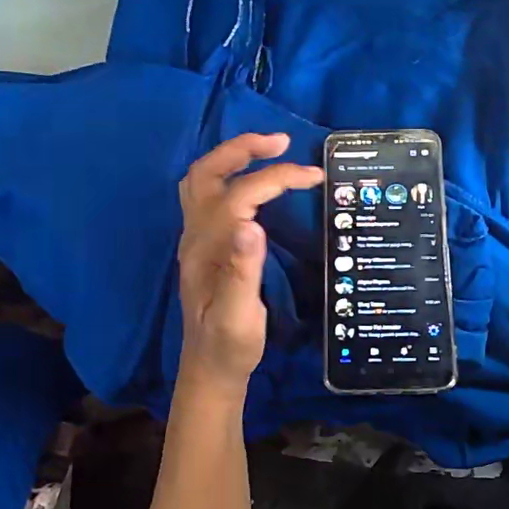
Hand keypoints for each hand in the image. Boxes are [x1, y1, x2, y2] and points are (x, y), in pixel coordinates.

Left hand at [176, 133, 323, 386]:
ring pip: (201, 181)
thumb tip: (253, 225)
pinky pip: (208, 195)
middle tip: (281, 141)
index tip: (314, 177)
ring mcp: (195, 239)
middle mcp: (194, 236)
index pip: (239, 196)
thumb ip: (243, 271)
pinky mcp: (203, 245)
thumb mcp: (238, 316)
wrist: (209, 367)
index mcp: (206, 248)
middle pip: (207, 173)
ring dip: (231, 157)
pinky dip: (229, 174)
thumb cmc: (228, 345)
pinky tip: (252, 181)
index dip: (276, 179)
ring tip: (268, 149)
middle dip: (242, 148)